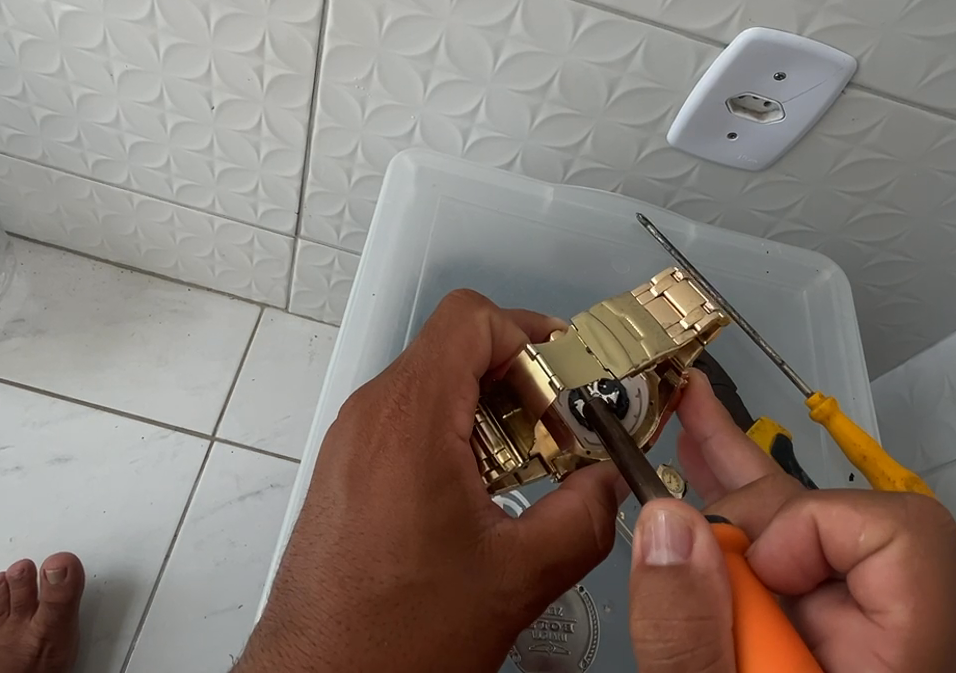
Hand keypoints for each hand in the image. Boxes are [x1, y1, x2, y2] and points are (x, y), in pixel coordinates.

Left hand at [236, 289, 623, 672]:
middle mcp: (373, 411)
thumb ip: (582, 518)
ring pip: (431, 378)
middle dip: (516, 374)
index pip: (469, 319)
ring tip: (524, 460)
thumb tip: (609, 482)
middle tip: (557, 423)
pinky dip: (452, 427)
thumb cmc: (397, 636)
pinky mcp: (346, 462)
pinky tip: (481, 485)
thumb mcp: (515, 578)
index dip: (525, 333)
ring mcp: (353, 435)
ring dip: (486, 404)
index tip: (565, 375)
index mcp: (410, 417)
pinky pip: (406, 413)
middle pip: (453, 344)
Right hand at [628, 373, 955, 672]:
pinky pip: (763, 541)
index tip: (757, 566)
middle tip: (677, 517)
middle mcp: (875, 630)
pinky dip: (722, 497)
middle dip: (747, 503)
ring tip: (684, 410)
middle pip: (829, 513)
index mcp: (892, 657)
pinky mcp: (798, 619)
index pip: (902, 536)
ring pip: (789, 517)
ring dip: (727, 473)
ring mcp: (834, 621)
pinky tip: (693, 450)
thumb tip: (667, 521)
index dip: (821, 524)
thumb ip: (692, 635)